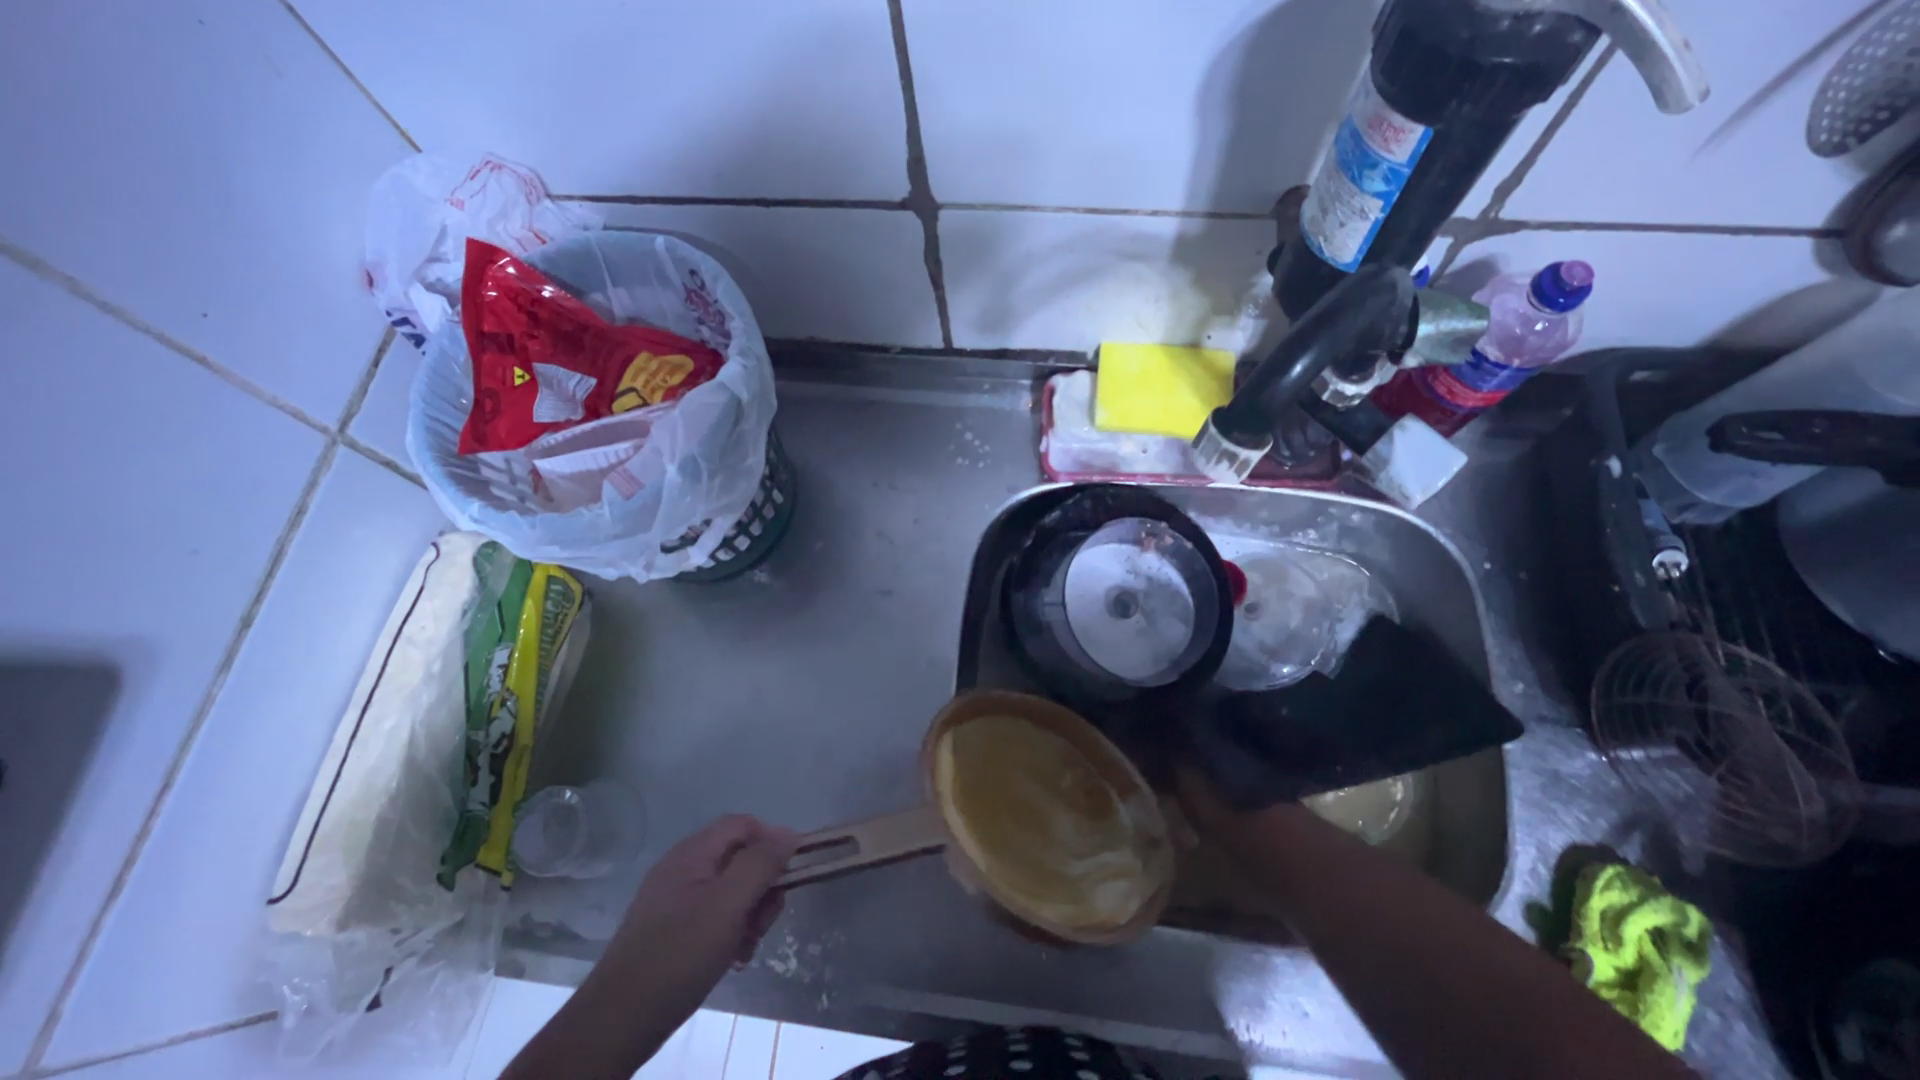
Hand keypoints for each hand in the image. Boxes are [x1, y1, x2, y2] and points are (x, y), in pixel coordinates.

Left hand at [610, 813, 799, 975]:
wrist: (620, 1018)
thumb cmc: (679, 954)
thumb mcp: (728, 905)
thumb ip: (760, 864)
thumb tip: (788, 833)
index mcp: (692, 854)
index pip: (742, 825)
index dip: (771, 841)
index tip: (788, 876)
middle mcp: (682, 870)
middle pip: (739, 859)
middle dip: (761, 887)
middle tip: (763, 922)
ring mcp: (674, 901)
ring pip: (730, 892)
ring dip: (749, 915)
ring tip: (746, 948)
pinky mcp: (672, 930)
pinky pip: (713, 918)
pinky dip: (730, 933)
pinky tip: (732, 959)